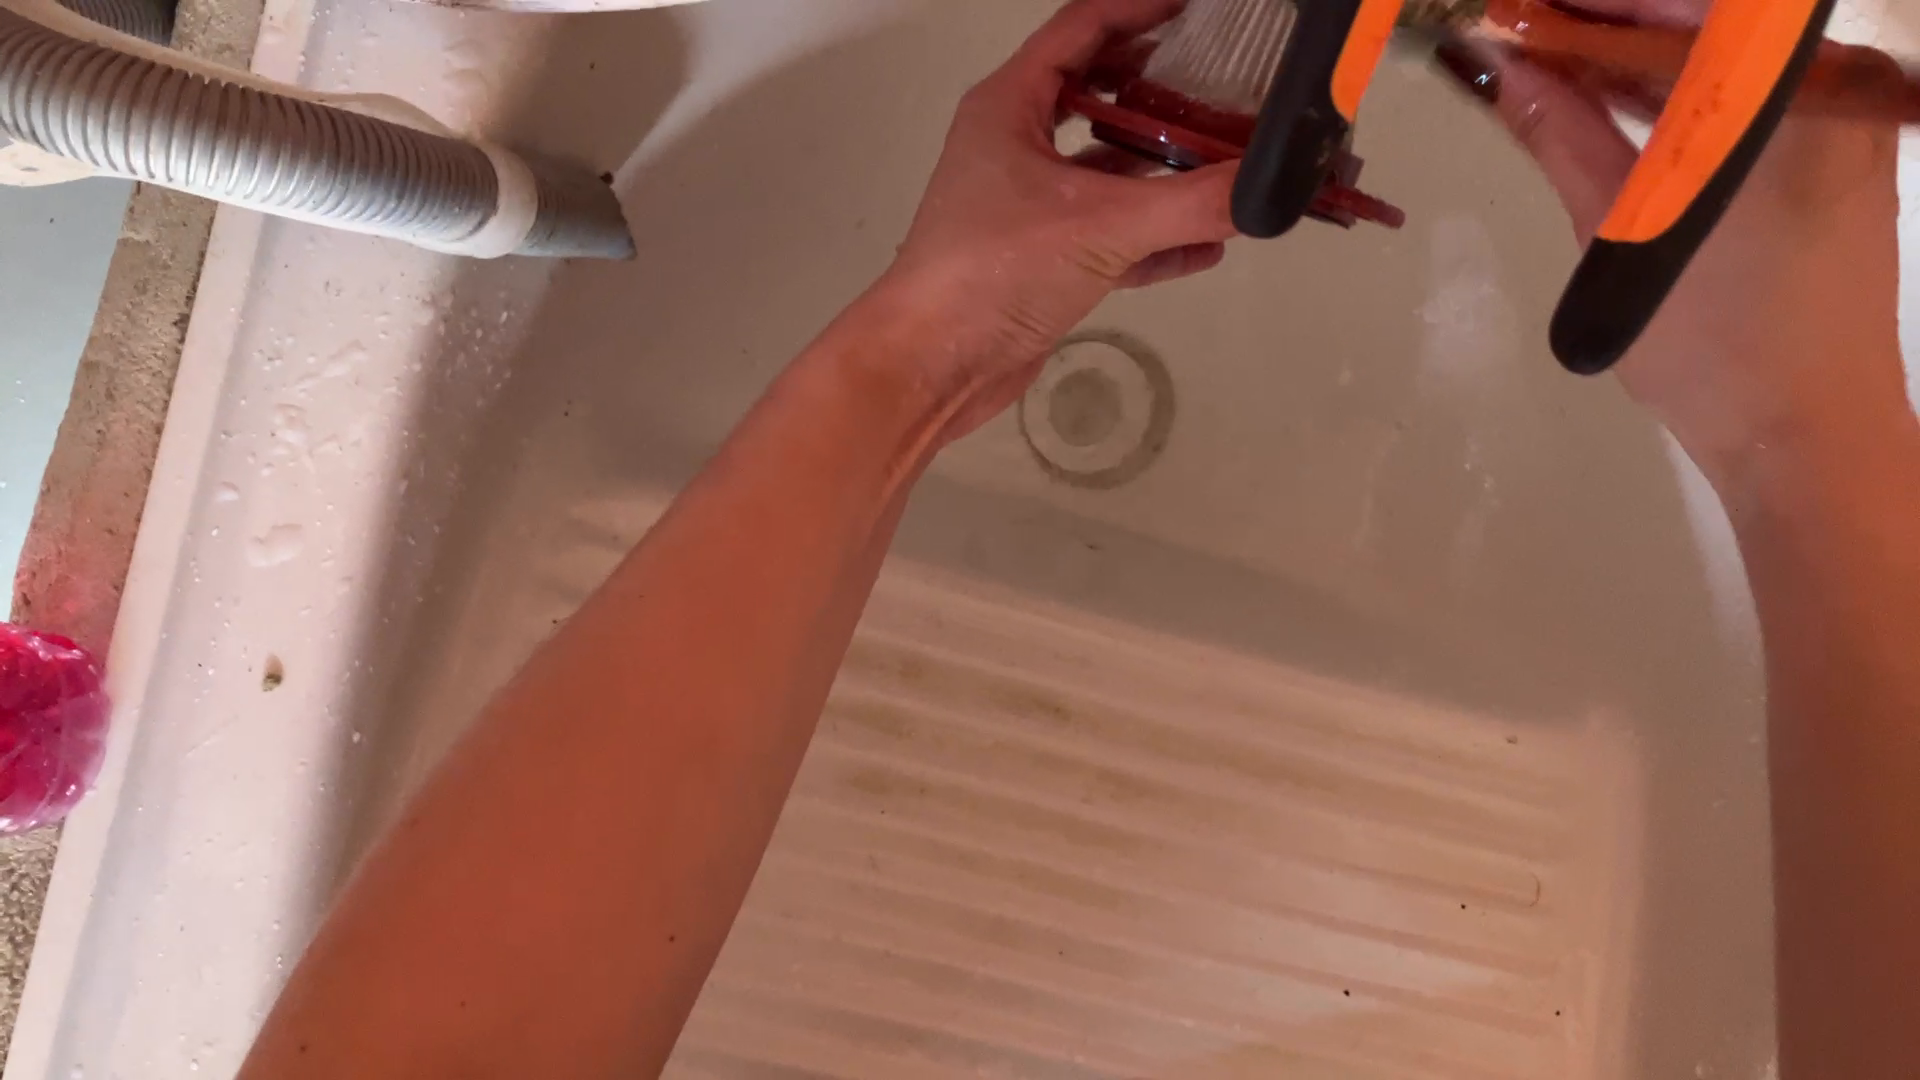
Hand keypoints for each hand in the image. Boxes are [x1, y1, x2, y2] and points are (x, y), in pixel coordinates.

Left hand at [870, 0, 1239, 443]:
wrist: (934, 364)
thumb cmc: (996, 270)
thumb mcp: (1099, 225)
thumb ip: (1189, 204)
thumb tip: (1267, 192)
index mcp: (1010, 107)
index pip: (1083, 29)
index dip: (1144, 9)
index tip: (1205, 11)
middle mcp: (1016, 150)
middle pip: (1099, 100)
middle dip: (1162, 96)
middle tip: (1229, 93)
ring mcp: (1027, 212)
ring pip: (1105, 179)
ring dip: (1164, 178)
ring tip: (1231, 174)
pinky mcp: (1040, 266)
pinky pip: (1107, 242)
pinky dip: (1151, 244)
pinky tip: (1204, 249)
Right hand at [1434, 1, 1907, 490]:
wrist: (1796, 419)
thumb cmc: (1712, 335)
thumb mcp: (1624, 231)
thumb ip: (1567, 140)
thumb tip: (1504, 72)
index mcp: (1796, 88)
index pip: (1700, 2)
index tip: (1527, 3)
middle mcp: (1828, 82)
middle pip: (1711, 20)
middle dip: (1609, 16)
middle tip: (1518, 23)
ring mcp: (1823, 119)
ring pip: (1713, 60)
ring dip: (1626, 53)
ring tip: (1538, 52)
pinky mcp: (1806, 157)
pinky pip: (1723, 101)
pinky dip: (1658, 94)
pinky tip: (1595, 98)